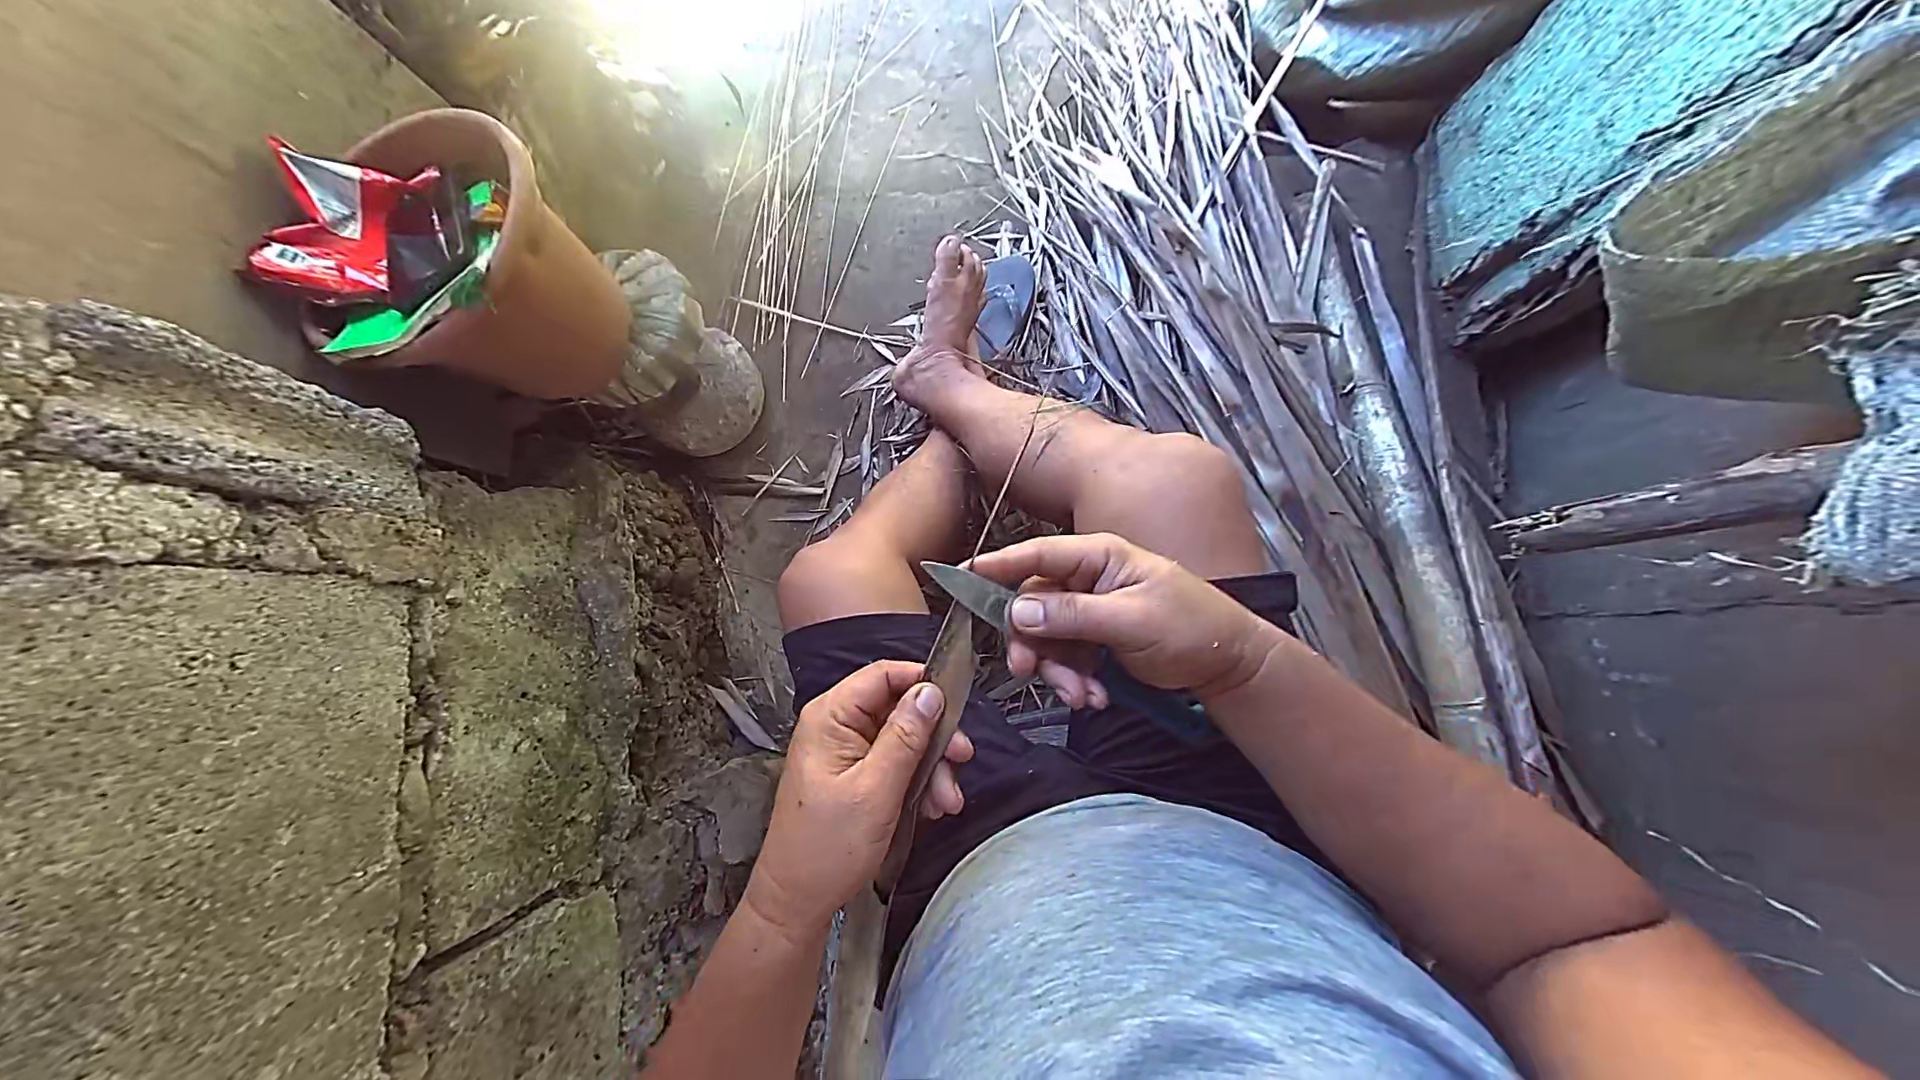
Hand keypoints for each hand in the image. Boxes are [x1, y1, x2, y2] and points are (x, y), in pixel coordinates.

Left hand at [745, 660, 974, 933]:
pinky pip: (896, 763)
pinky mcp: (856, 775)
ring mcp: (847, 751)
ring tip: (946, 800)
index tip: (955, 703)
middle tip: (960, 758)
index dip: (921, 683)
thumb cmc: (827, 849)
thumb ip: (905, 736)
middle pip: (898, 708)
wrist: (797, 904)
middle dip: (933, 736)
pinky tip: (933, 806)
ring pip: (903, 738)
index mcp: (831, 717)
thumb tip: (930, 692)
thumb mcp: (876, 789)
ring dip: (931, 766)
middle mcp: (837, 726)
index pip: (882, 675)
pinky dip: (918, 781)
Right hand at [968, 533, 1286, 704]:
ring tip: (1082, 697)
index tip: (961, 577)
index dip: (998, 566)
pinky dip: (1074, 681)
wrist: (1227, 665)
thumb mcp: (1130, 619)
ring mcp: (1090, 610)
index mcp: (1099, 557)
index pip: (1038, 556)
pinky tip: (1095, 697)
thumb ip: (1072, 615)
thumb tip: (1017, 610)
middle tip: (1028, 671)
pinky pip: (1066, 658)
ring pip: (1047, 638)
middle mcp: (1088, 579)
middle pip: (1034, 604)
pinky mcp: (1095, 639)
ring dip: (1057, 671)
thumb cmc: (1191, 626)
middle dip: (1032, 642)